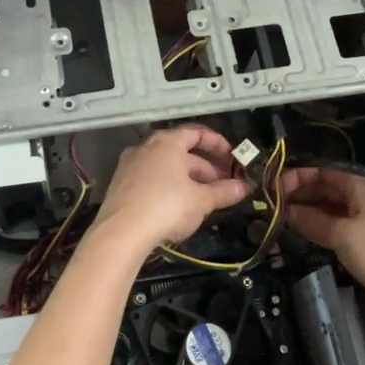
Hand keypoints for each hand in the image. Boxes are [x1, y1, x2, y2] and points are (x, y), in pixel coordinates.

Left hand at [91, 126, 247, 256]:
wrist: (121, 232)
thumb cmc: (166, 207)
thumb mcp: (201, 200)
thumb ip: (224, 192)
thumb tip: (244, 187)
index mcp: (166, 143)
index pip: (196, 133)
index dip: (217, 143)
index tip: (232, 157)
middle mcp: (145, 147)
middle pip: (181, 151)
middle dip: (205, 168)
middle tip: (223, 185)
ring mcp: (130, 165)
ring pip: (165, 167)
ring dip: (188, 179)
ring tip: (205, 199)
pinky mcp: (120, 185)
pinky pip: (151, 179)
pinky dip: (168, 186)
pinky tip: (178, 207)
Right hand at [281, 167, 364, 312]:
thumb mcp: (343, 235)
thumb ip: (313, 221)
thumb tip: (286, 211)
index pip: (329, 173)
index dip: (301, 176)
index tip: (275, 184)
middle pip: (333, 192)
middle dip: (304, 195)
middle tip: (275, 204)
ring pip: (338, 213)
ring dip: (313, 214)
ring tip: (285, 220)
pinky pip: (346, 231)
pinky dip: (326, 231)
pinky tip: (310, 236)